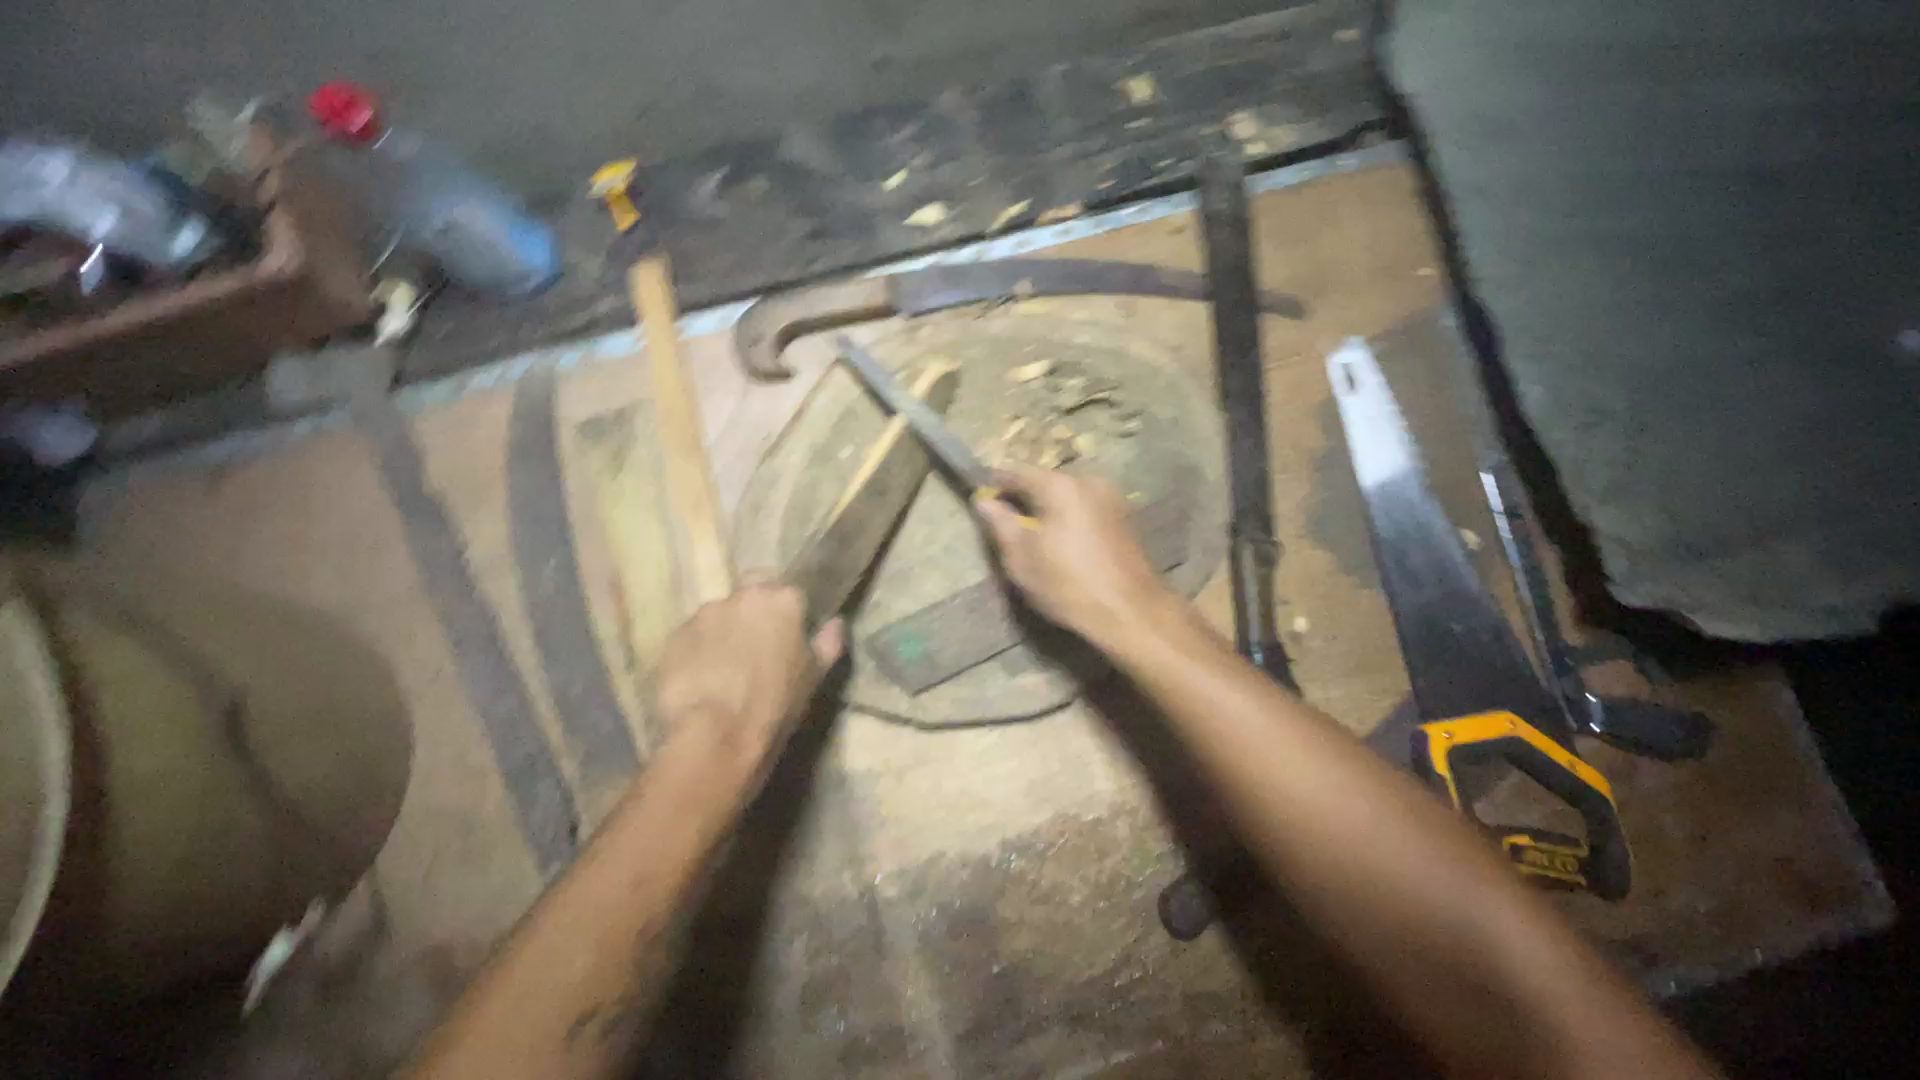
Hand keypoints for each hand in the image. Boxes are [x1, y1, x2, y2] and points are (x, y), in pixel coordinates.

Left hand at [652, 578, 844, 764]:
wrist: (716, 732)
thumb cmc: (776, 703)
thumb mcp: (815, 676)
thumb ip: (828, 642)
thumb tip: (836, 623)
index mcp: (782, 600)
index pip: (787, 591)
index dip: (786, 613)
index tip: (786, 635)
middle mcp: (742, 596)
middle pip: (749, 596)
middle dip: (752, 615)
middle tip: (755, 650)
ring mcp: (704, 614)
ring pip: (718, 615)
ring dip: (723, 632)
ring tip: (724, 669)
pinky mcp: (675, 636)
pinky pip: (691, 637)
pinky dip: (697, 651)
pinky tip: (702, 679)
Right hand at [974, 463, 1181, 649]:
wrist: (1131, 612)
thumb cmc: (1069, 585)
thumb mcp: (1022, 559)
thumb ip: (1000, 524)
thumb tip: (984, 501)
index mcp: (1059, 485)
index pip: (1015, 471)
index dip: (994, 484)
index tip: (981, 499)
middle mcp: (1089, 480)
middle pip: (1045, 480)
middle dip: (1024, 496)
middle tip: (1008, 523)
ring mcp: (1112, 496)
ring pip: (1068, 494)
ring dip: (1050, 508)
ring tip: (1036, 537)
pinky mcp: (1126, 516)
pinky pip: (1087, 507)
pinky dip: (1071, 517)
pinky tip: (1065, 543)